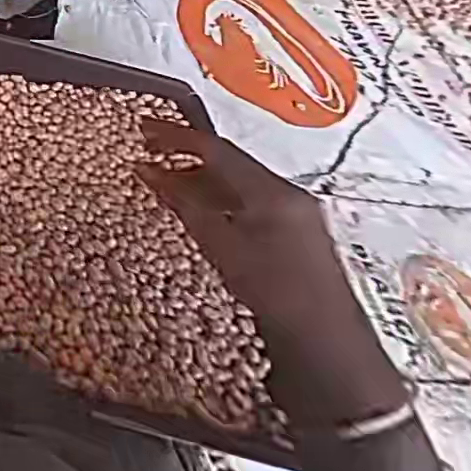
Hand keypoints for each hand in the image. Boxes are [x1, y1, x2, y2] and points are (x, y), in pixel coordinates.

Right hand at [131, 120, 409, 431]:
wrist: (327, 343)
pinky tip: (195, 204)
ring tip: (163, 178)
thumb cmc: (271, 291)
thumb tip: (147, 170)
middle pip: (228, 160)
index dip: (175, 135)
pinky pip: (247, 198)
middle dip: (185, 152)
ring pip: (237, 179)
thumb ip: (182, 202)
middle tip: (148, 147)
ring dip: (199, 175)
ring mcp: (293, 210)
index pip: (215, 148)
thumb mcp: (218, 244)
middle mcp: (286, 192)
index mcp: (271, 190)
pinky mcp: (294, 228)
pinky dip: (217, 195)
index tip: (143, 127)